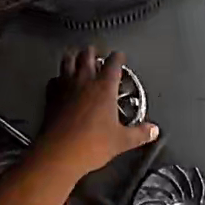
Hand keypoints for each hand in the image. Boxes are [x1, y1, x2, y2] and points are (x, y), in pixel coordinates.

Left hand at [33, 48, 158, 181]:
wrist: (59, 152)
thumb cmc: (92, 144)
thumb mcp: (121, 141)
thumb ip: (139, 134)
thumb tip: (153, 131)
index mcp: (104, 87)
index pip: (113, 62)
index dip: (118, 57)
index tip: (119, 57)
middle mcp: (84, 80)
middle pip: (87, 54)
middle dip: (93, 52)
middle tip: (97, 55)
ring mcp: (65, 85)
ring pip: (68, 60)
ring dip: (74, 58)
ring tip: (77, 60)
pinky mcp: (51, 95)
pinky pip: (54, 79)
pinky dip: (59, 78)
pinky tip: (61, 83)